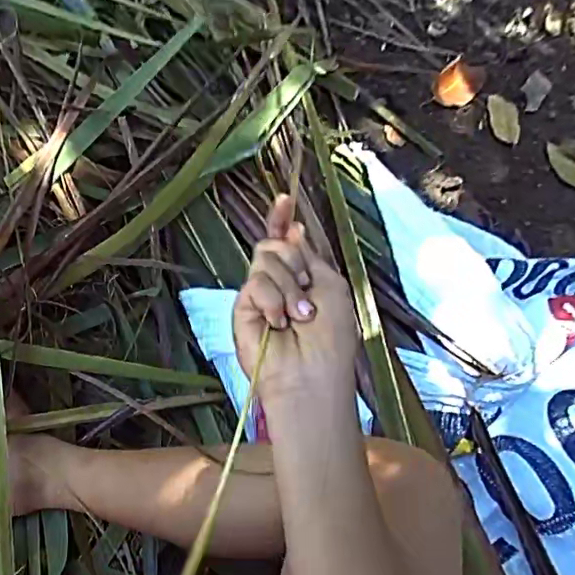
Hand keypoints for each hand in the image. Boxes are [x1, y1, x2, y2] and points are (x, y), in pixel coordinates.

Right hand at [234, 195, 361, 411]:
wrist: (310, 375)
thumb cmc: (331, 338)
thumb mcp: (331, 286)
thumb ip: (308, 257)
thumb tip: (292, 230)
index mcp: (302, 277)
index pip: (286, 242)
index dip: (282, 221)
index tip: (284, 199)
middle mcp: (279, 284)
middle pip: (275, 245)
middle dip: (294, 263)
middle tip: (307, 296)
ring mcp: (259, 297)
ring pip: (265, 260)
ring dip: (288, 286)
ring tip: (298, 317)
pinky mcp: (242, 310)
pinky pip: (254, 284)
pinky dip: (272, 300)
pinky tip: (279, 323)